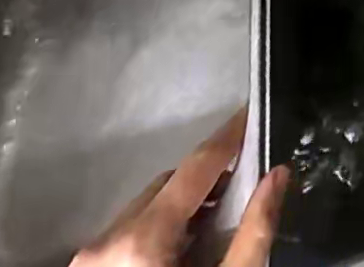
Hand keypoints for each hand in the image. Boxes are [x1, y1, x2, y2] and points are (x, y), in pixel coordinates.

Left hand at [72, 109, 288, 266]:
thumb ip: (256, 229)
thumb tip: (279, 174)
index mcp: (144, 237)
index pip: (197, 165)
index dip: (229, 135)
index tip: (253, 111)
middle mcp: (106, 241)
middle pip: (169, 184)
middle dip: (209, 177)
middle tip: (246, 181)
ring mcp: (85, 264)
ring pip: (145, 209)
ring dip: (183, 204)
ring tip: (217, 222)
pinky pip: (126, 235)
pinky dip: (159, 229)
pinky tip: (182, 252)